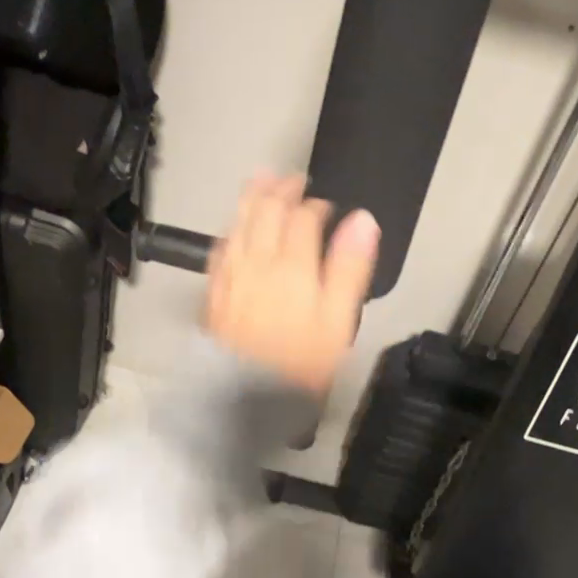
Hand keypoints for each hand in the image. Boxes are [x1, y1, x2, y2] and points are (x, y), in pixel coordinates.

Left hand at [206, 173, 379, 393]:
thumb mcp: (338, 320)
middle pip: (265, 212)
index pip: (304, 218)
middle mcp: (258, 263)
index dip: (316, 205)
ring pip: (239, 225)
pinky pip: (221, 249)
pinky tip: (233, 230)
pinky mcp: (215, 293)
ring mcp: (232, 276)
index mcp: (293, 266)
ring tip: (260, 183)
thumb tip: (363, 221)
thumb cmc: (299, 365)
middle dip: (280, 190)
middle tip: (291, 180)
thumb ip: (350, 267)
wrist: (245, 397)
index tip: (326, 205)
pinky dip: (231, 231)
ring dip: (251, 199)